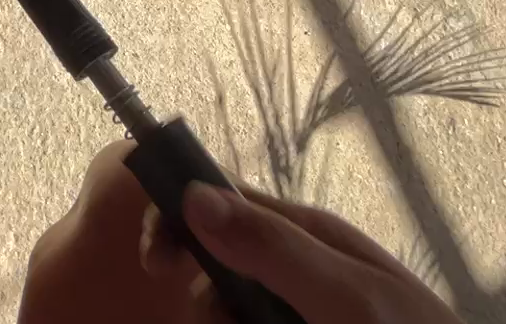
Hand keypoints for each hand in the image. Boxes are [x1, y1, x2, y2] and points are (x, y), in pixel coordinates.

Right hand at [140, 182, 461, 323]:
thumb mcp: (348, 299)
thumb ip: (273, 246)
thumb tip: (192, 193)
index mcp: (305, 233)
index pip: (219, 197)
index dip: (176, 216)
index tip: (157, 260)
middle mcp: (296, 265)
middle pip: (215, 258)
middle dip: (201, 293)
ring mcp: (298, 309)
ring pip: (228, 308)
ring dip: (220, 323)